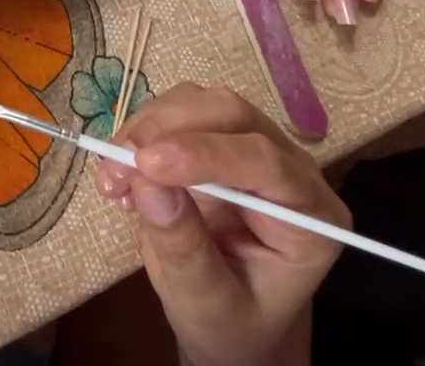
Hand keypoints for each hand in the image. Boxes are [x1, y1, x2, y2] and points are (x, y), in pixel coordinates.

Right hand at [97, 85, 348, 365]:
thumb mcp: (207, 303)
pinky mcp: (216, 137)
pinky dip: (141, 132)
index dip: (204, 153)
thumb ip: (183, 247)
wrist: (230, 319)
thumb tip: (146, 181)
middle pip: (231, 114)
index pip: (265, 162)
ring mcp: (253, 145)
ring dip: (147, 128)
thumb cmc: (231, 323)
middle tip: (116, 164)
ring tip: (113, 177)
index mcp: (311, 217)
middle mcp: (291, 169)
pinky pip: (177, 110)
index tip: (145, 164)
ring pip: (199, 102)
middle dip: (167, 130)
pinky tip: (124, 174)